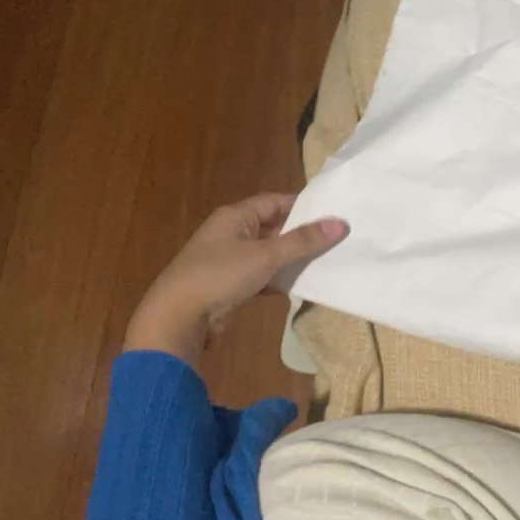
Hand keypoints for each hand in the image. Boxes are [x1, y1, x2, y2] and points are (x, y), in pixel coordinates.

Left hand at [122, 194, 346, 365]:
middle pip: (274, 227)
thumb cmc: (221, 276)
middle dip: (302, 234)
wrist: (179, 317)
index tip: (333, 214)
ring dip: (292, 259)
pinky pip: (262, 275)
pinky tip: (299, 287)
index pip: (275, 202)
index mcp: (235, 216)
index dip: (303, 206)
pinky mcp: (231, 284)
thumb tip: (340, 224)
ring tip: (326, 262)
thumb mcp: (266, 255)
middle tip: (336, 239)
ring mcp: (230, 259)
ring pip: (269, 253)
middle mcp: (232, 233)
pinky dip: (279, 279)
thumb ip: (303, 241)